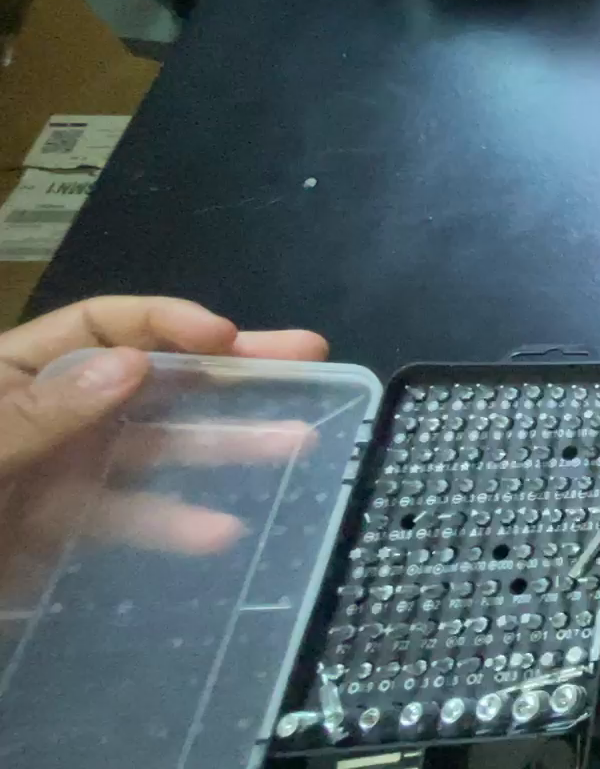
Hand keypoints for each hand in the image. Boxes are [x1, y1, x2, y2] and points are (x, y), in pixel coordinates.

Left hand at [0, 297, 327, 595]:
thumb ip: (31, 414)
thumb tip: (135, 365)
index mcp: (7, 378)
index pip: (104, 327)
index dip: (169, 323)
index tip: (224, 337)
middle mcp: (47, 414)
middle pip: (155, 377)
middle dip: (234, 366)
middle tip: (310, 353)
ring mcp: (59, 470)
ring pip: (161, 445)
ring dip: (231, 443)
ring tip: (300, 442)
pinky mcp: (62, 527)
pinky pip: (132, 515)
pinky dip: (176, 524)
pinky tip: (218, 534)